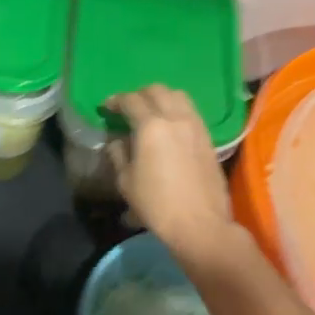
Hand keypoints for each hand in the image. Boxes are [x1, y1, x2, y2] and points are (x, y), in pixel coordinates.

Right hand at [106, 85, 235, 252]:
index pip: (130, 101)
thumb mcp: (126, 182)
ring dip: (161, 97)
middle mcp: (175, 117)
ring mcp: (195, 125)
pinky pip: (191, 110)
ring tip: (152, 112)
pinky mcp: (208, 137)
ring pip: (177, 95)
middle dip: (139, 95)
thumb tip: (118, 141)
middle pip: (156, 90)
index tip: (107, 107)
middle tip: (128, 109)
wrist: (200, 224)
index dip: (115, 101)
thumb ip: (119, 154)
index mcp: (151, 126)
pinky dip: (177, 109)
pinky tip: (170, 125)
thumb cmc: (157, 204)